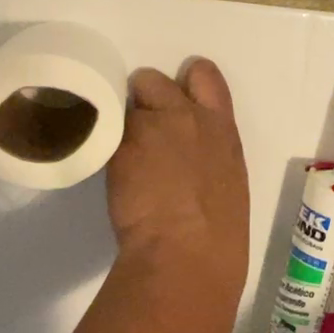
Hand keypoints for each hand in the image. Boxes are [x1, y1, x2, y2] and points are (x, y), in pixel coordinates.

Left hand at [107, 59, 251, 290]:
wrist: (186, 257)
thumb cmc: (219, 240)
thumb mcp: (228, 186)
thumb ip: (208, 158)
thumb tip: (190, 160)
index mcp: (222, 131)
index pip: (204, 75)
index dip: (185, 85)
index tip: (177, 105)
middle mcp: (187, 118)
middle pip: (153, 79)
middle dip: (144, 99)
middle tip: (142, 132)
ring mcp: (150, 130)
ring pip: (124, 108)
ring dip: (123, 127)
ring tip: (126, 159)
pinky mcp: (118, 148)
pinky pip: (105, 136)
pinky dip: (106, 150)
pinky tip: (114, 177)